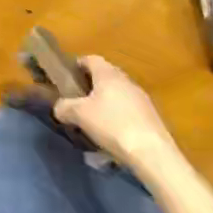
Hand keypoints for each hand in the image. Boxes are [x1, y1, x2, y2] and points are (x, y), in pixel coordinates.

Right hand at [53, 56, 180, 174]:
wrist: (153, 154)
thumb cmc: (111, 125)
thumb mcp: (78, 114)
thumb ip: (63, 107)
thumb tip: (60, 108)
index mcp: (108, 74)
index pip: (91, 59)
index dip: (77, 64)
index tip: (66, 77)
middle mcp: (127, 82)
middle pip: (105, 76)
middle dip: (90, 85)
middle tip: (76, 100)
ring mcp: (142, 100)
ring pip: (118, 94)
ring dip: (104, 103)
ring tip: (93, 120)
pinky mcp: (151, 118)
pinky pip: (128, 110)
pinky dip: (117, 117)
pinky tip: (111, 134)